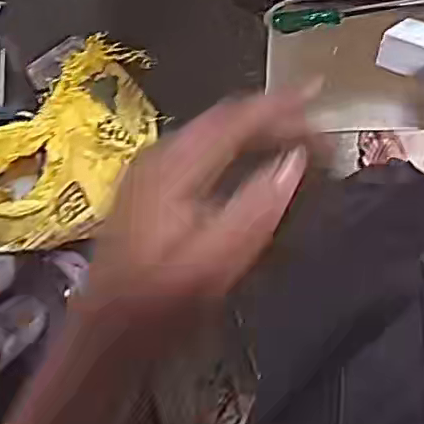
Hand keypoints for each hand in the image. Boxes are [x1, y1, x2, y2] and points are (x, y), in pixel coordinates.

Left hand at [83, 90, 313, 343]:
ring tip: (296, 130)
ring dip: (258, 126)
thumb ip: (258, 208)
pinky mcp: (154, 180)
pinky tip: (258, 151)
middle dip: (273, 113)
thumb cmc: (160, 303)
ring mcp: (154, 165)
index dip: (280, 104)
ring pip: (216, 128)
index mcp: (173, 166)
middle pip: (225, 116)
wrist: (109, 332)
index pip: (235, 118)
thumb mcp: (215, 263)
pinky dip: (239, 141)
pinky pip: (206, 143)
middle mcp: (160, 154)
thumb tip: (296, 162)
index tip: (315, 92)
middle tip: (314, 119)